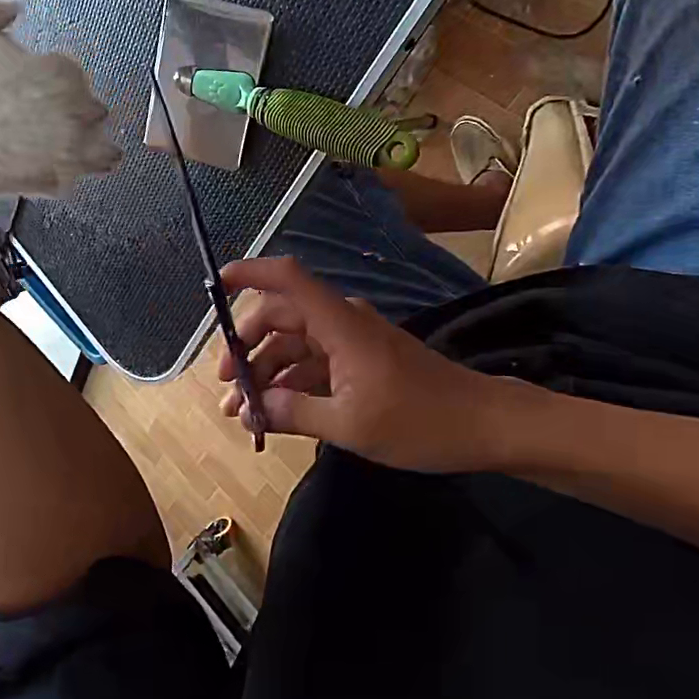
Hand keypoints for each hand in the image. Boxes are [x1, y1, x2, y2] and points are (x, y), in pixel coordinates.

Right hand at [215, 258, 525, 472]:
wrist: (483, 425)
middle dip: (246, 347)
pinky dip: (291, 384)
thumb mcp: (350, 424)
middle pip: (280, 317)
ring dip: (265, 372)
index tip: (215, 285)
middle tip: (225, 385)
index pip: (287, 278)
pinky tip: (274, 412)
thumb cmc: (419, 421)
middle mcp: (341, 322)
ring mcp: (350, 342)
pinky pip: (313, 364)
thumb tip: (251, 409)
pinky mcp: (359, 362)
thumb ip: (294, 412)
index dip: (249, 272)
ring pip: (294, 345)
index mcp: (339, 324)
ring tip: (242, 412)